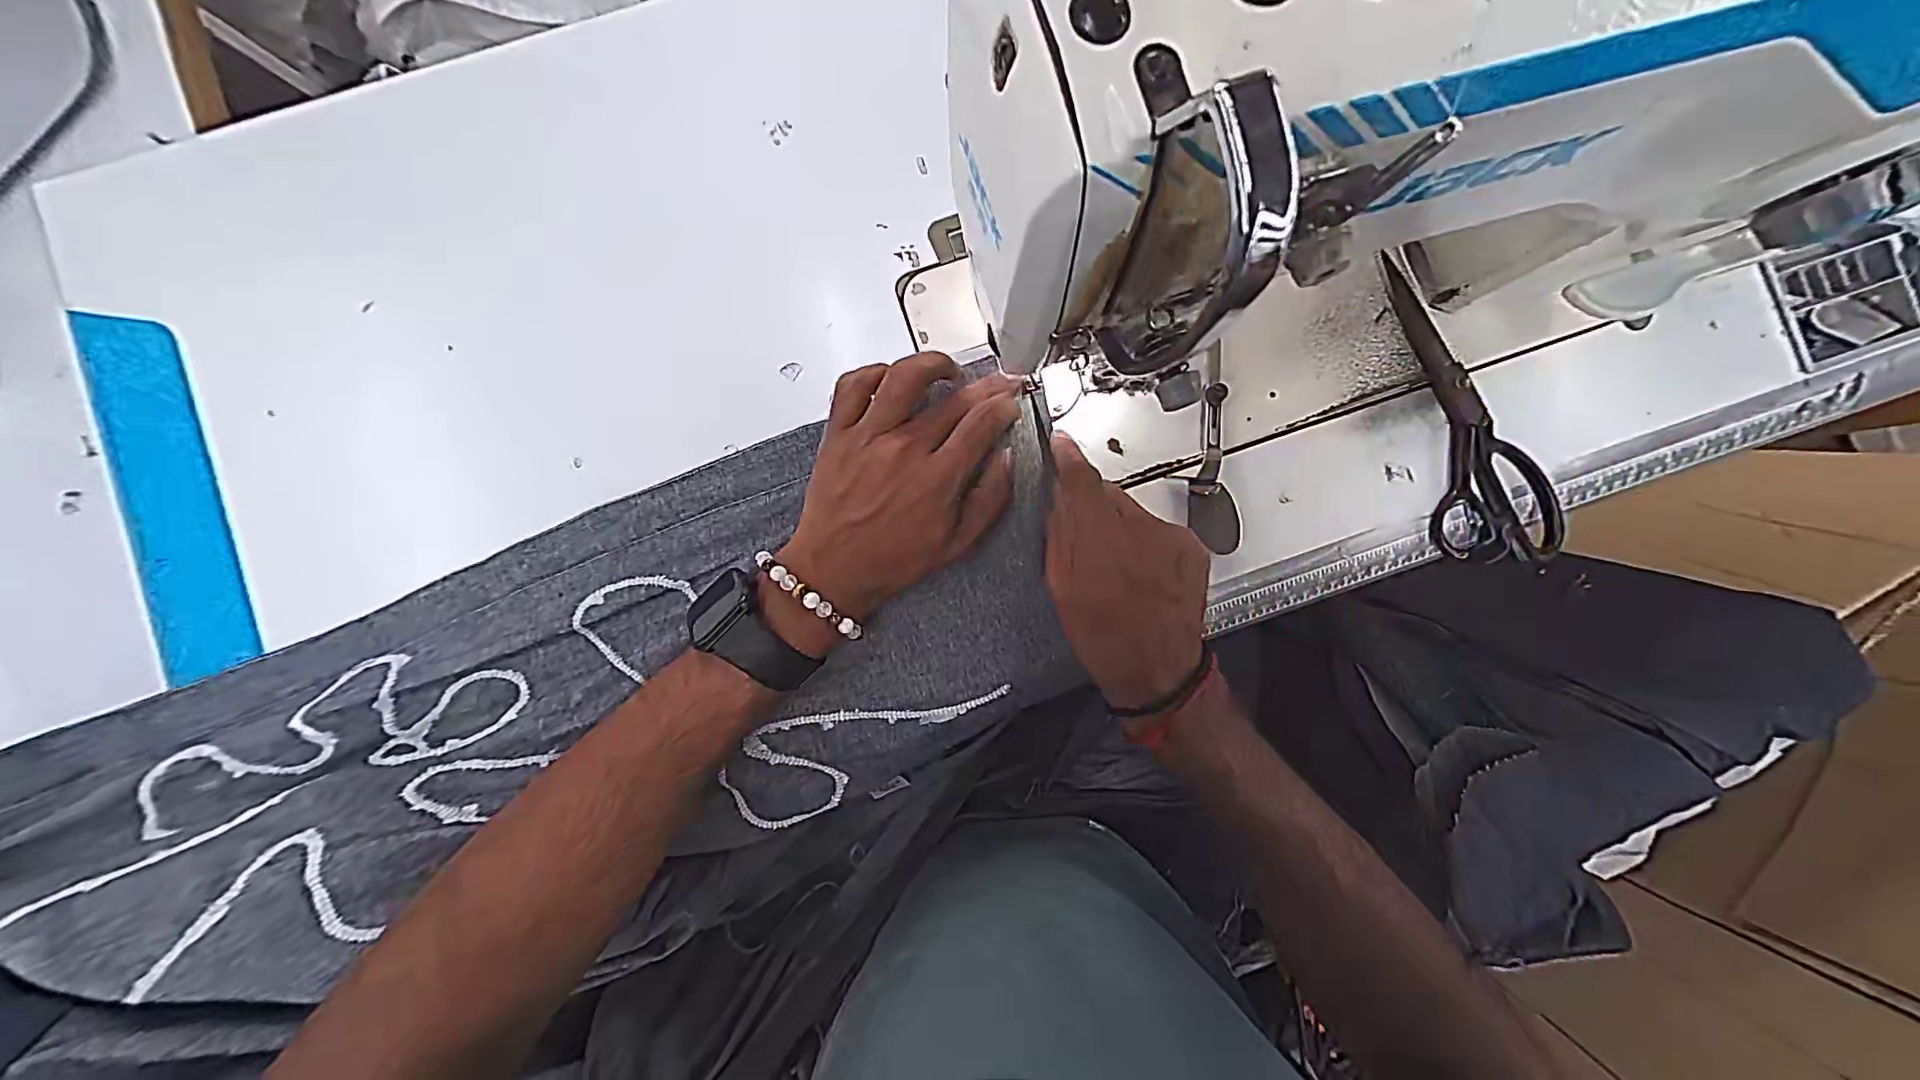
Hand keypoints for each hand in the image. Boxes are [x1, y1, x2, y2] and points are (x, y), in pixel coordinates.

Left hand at [768, 353, 1020, 655]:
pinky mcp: (839, 435)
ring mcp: (868, 438)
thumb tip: (1006, 460)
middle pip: (954, 398)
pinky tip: (891, 378)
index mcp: (937, 478)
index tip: (1011, 402)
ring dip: (933, 364)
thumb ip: (989, 500)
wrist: (835, 570)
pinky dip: (873, 372)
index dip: (1004, 405)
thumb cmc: (890, 561)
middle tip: (996, 384)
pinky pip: (852, 386)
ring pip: (904, 376)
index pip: (982, 422)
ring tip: (947, 371)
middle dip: (986, 385)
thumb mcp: (956, 544)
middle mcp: (903, 450)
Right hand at [1044, 432, 1209, 709]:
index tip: (1061, 445)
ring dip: (1120, 525)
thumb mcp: (1062, 588)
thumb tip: (1058, 502)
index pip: (1081, 478)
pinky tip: (1140, 569)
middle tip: (1085, 536)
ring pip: (1133, 509)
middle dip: (1092, 506)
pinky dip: (1146, 539)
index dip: (1068, 456)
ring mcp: (1167, 537)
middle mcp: (1136, 530)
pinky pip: (1158, 527)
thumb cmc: (1106, 638)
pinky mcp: (1189, 546)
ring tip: (1117, 564)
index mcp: (1097, 539)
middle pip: (1107, 492)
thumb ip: (1059, 537)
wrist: (1157, 668)